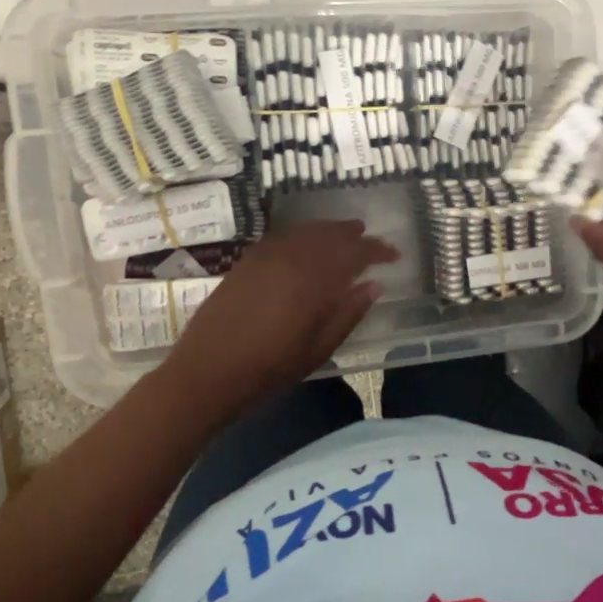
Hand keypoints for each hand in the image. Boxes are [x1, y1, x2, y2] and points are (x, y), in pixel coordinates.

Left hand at [165, 220, 398, 400]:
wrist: (208, 371)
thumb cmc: (270, 369)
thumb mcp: (319, 349)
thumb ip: (348, 314)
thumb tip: (374, 286)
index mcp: (315, 283)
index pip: (355, 254)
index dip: (377, 251)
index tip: (394, 255)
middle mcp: (293, 260)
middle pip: (329, 236)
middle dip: (353, 234)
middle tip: (369, 237)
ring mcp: (266, 258)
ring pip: (305, 232)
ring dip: (327, 229)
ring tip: (343, 232)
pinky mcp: (246, 261)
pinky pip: (281, 237)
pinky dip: (300, 233)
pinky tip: (305, 241)